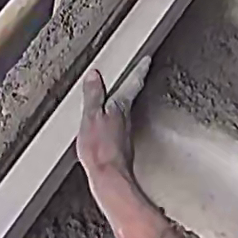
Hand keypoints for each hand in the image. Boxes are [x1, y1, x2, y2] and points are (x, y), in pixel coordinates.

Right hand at [78, 57, 149, 182]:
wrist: (109, 177)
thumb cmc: (100, 149)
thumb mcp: (90, 117)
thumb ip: (93, 96)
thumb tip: (94, 76)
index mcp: (121, 107)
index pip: (133, 83)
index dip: (140, 70)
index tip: (147, 60)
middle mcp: (126, 118)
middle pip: (131, 96)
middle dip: (134, 83)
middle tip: (136, 72)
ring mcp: (124, 133)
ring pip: (125, 110)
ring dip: (124, 100)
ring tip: (120, 93)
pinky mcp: (119, 145)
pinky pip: (118, 124)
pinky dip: (115, 117)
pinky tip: (108, 122)